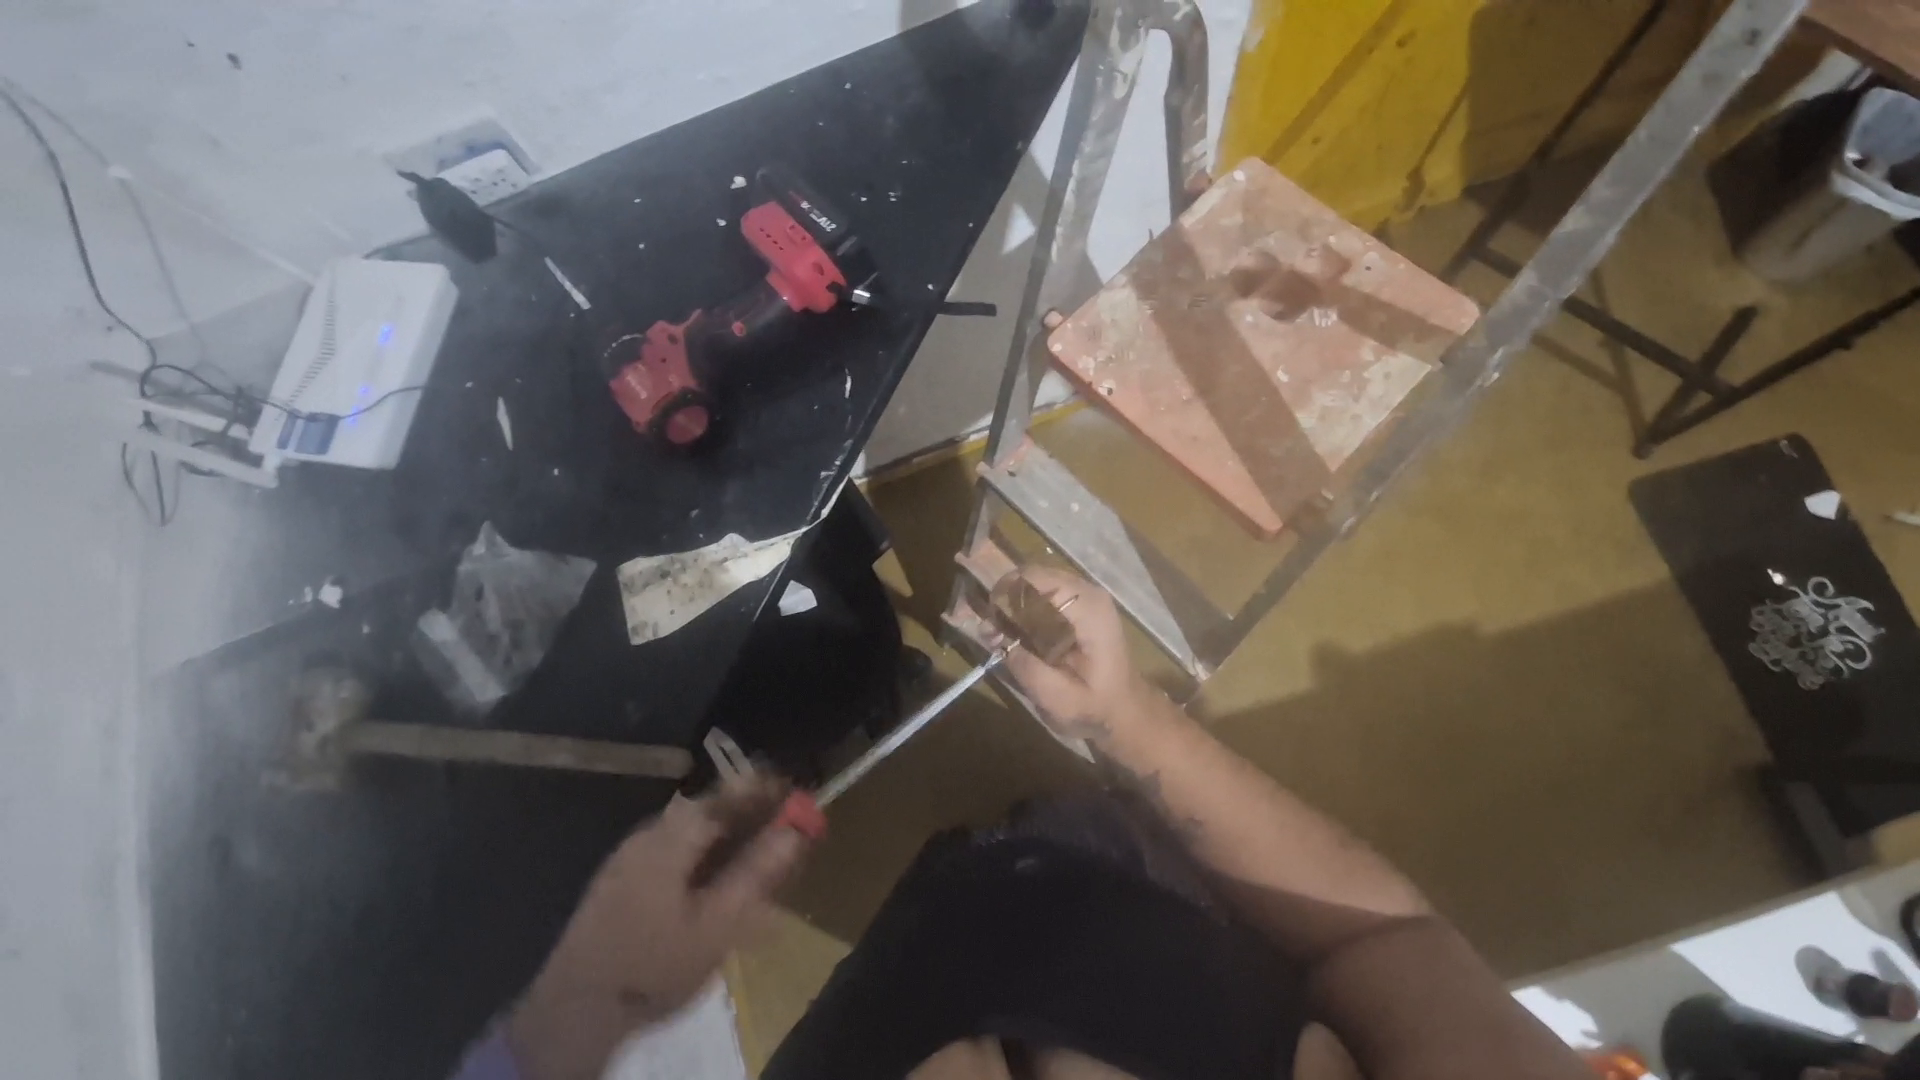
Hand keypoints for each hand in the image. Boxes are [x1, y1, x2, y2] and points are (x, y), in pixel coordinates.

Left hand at [507, 776, 813, 1079]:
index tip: (795, 790)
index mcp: (672, 835)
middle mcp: (649, 834)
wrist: (576, 1010)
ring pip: (692, 834)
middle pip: (709, 811)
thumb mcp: (717, 923)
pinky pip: (675, 854)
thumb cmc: (654, 963)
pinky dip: (705, 858)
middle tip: (784, 826)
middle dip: (749, 815)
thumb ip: (756, 872)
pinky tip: (719, 882)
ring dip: (728, 838)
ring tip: (759, 855)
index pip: (727, 795)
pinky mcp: (622, 882)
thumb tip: (794, 831)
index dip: (764, 791)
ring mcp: (631, 857)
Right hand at [1000, 568, 1152, 743]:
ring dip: (1014, 606)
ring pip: (1035, 583)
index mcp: (1088, 609)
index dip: (1006, 597)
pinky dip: (1026, 610)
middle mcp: (1088, 592)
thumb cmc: (1095, 707)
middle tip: (992, 633)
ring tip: (1002, 637)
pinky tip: (1020, 636)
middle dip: (1007, 601)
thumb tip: (994, 637)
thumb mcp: (1059, 699)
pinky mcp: (1080, 604)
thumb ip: (1028, 668)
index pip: (1034, 579)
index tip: (991, 627)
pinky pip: (1044, 593)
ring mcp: (1086, 595)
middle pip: (1032, 576)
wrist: (1124, 710)